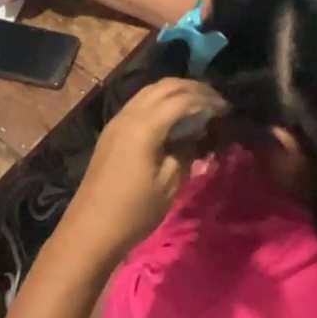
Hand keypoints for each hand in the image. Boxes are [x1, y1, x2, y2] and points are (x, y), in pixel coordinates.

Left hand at [58, 79, 227, 261]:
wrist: (89, 230)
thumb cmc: (133, 212)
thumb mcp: (168, 185)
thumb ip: (185, 153)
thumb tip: (194, 136)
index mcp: (144, 127)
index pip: (181, 100)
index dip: (206, 100)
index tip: (226, 109)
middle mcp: (129, 116)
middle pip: (164, 87)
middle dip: (192, 88)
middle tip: (215, 101)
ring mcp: (117, 122)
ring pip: (149, 91)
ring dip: (175, 91)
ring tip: (198, 104)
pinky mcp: (112, 132)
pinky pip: (140, 103)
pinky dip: (160, 101)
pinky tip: (173, 116)